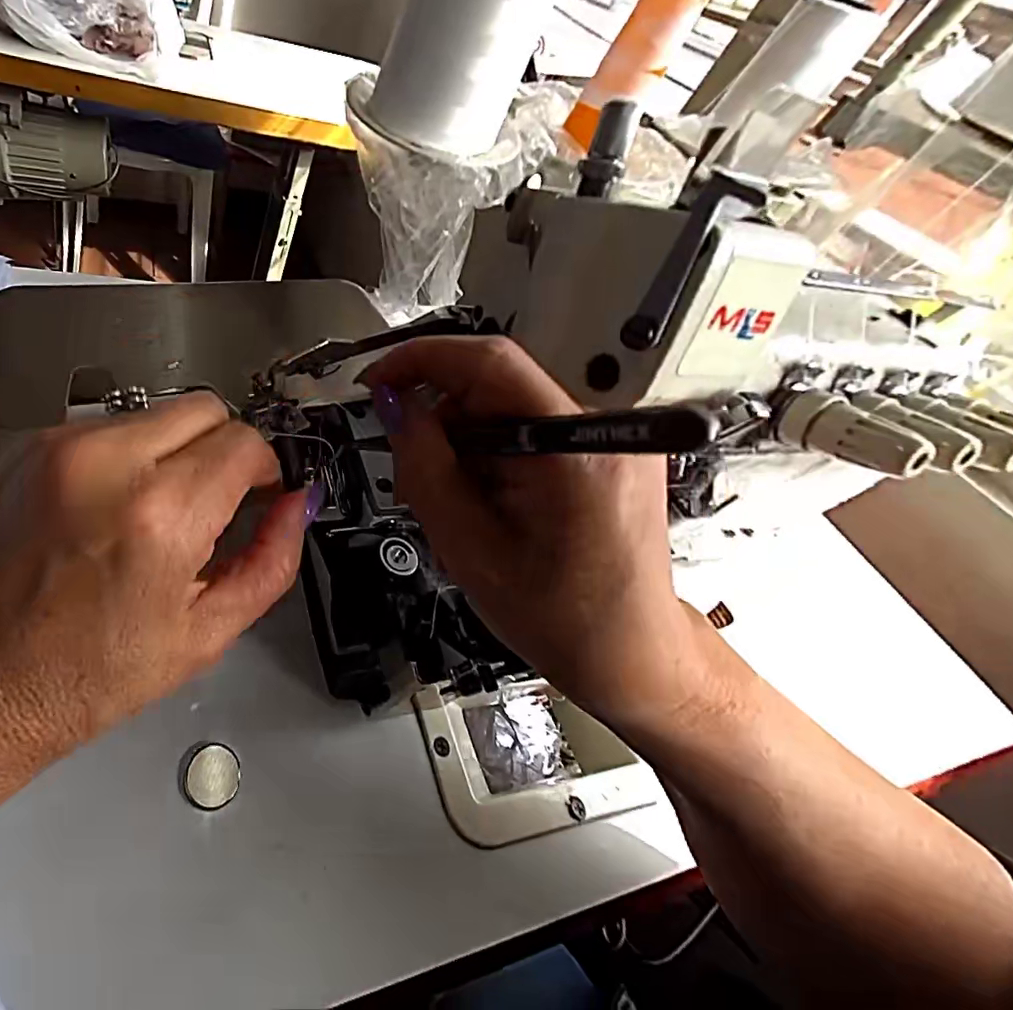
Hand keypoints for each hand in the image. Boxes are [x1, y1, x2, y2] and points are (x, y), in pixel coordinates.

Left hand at [0, 392, 308, 764]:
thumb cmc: (76, 681)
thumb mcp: (206, 633)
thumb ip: (271, 560)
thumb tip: (295, 507)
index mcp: (159, 516)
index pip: (246, 444)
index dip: (267, 472)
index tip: (261, 496)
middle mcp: (105, 465)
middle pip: (208, 410)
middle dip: (228, 450)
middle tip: (221, 502)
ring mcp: (58, 449)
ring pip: (160, 413)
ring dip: (180, 452)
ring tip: (164, 514)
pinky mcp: (27, 450)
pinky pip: (111, 427)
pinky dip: (133, 456)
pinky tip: (117, 510)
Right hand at [364, 338, 707, 726]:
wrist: (628, 652)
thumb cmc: (566, 620)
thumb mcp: (470, 547)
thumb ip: (425, 467)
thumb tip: (398, 409)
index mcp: (576, 450)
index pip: (490, 362)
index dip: (422, 360)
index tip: (383, 381)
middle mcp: (606, 430)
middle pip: (496, 386)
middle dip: (443, 422)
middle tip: (418, 473)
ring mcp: (612, 438)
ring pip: (509, 409)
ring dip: (469, 446)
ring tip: (466, 508)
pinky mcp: (607, 449)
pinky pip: (533, 429)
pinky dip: (498, 456)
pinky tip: (494, 503)